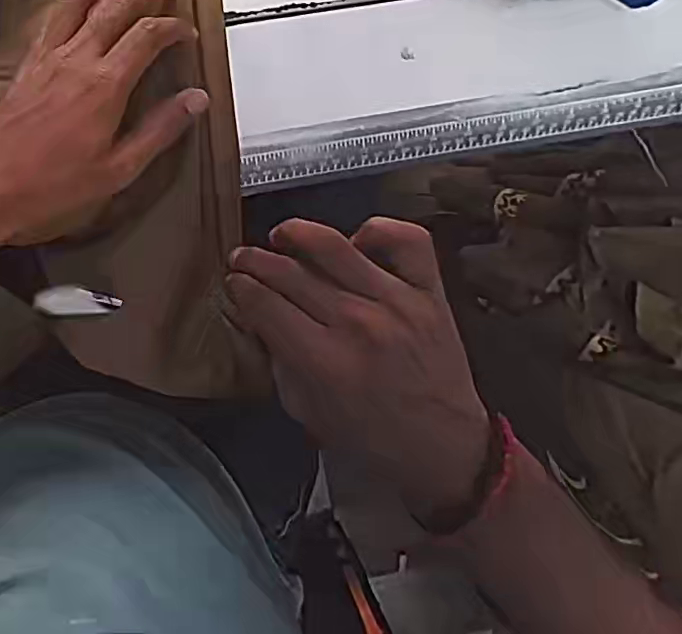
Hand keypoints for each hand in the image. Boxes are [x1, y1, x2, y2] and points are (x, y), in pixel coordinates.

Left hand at [0, 0, 208, 256]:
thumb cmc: (49, 183)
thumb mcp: (118, 169)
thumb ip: (159, 130)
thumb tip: (193, 102)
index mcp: (103, 86)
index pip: (148, 36)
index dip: (173, 27)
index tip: (186, 32)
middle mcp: (76, 62)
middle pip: (118, 6)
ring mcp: (49, 58)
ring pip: (81, 0)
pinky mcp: (30, 63)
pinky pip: (52, 16)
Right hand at [229, 218, 490, 518]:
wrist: (447, 451)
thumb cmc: (371, 437)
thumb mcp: (305, 410)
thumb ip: (276, 358)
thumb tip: (256, 313)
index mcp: (326, 363)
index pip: (264, 303)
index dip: (239, 287)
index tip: (234, 282)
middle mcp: (359, 325)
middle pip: (288, 271)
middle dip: (253, 261)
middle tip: (242, 258)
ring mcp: (397, 303)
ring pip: (332, 245)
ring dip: (294, 233)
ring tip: (280, 237)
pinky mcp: (429, 292)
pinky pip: (403, 240)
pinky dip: (375, 230)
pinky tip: (354, 242)